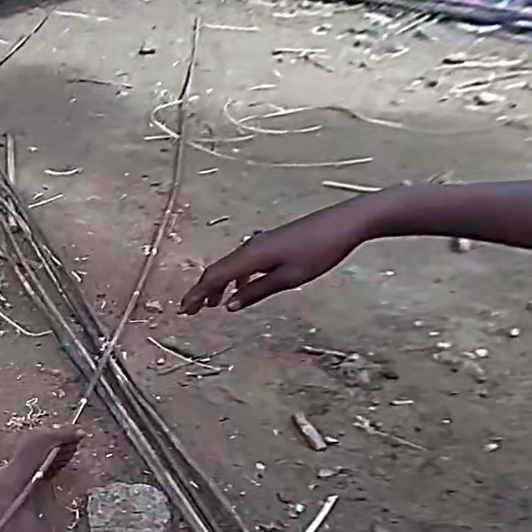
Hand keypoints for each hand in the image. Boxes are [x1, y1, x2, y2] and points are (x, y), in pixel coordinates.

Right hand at [179, 197, 385, 313]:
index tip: (183, 311)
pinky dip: (233, 276)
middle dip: (201, 291)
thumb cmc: (321, 251)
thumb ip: (256, 292)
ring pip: (227, 267)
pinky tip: (242, 286)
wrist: (349, 221)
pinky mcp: (269, 242)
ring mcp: (257, 244)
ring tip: (214, 303)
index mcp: (249, 258)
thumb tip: (229, 306)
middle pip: (215, 271)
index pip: (213, 278)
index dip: (196, 295)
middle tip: (191, 310)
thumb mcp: (289, 278)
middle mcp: (247, 249)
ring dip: (217, 285)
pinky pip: (241, 262)